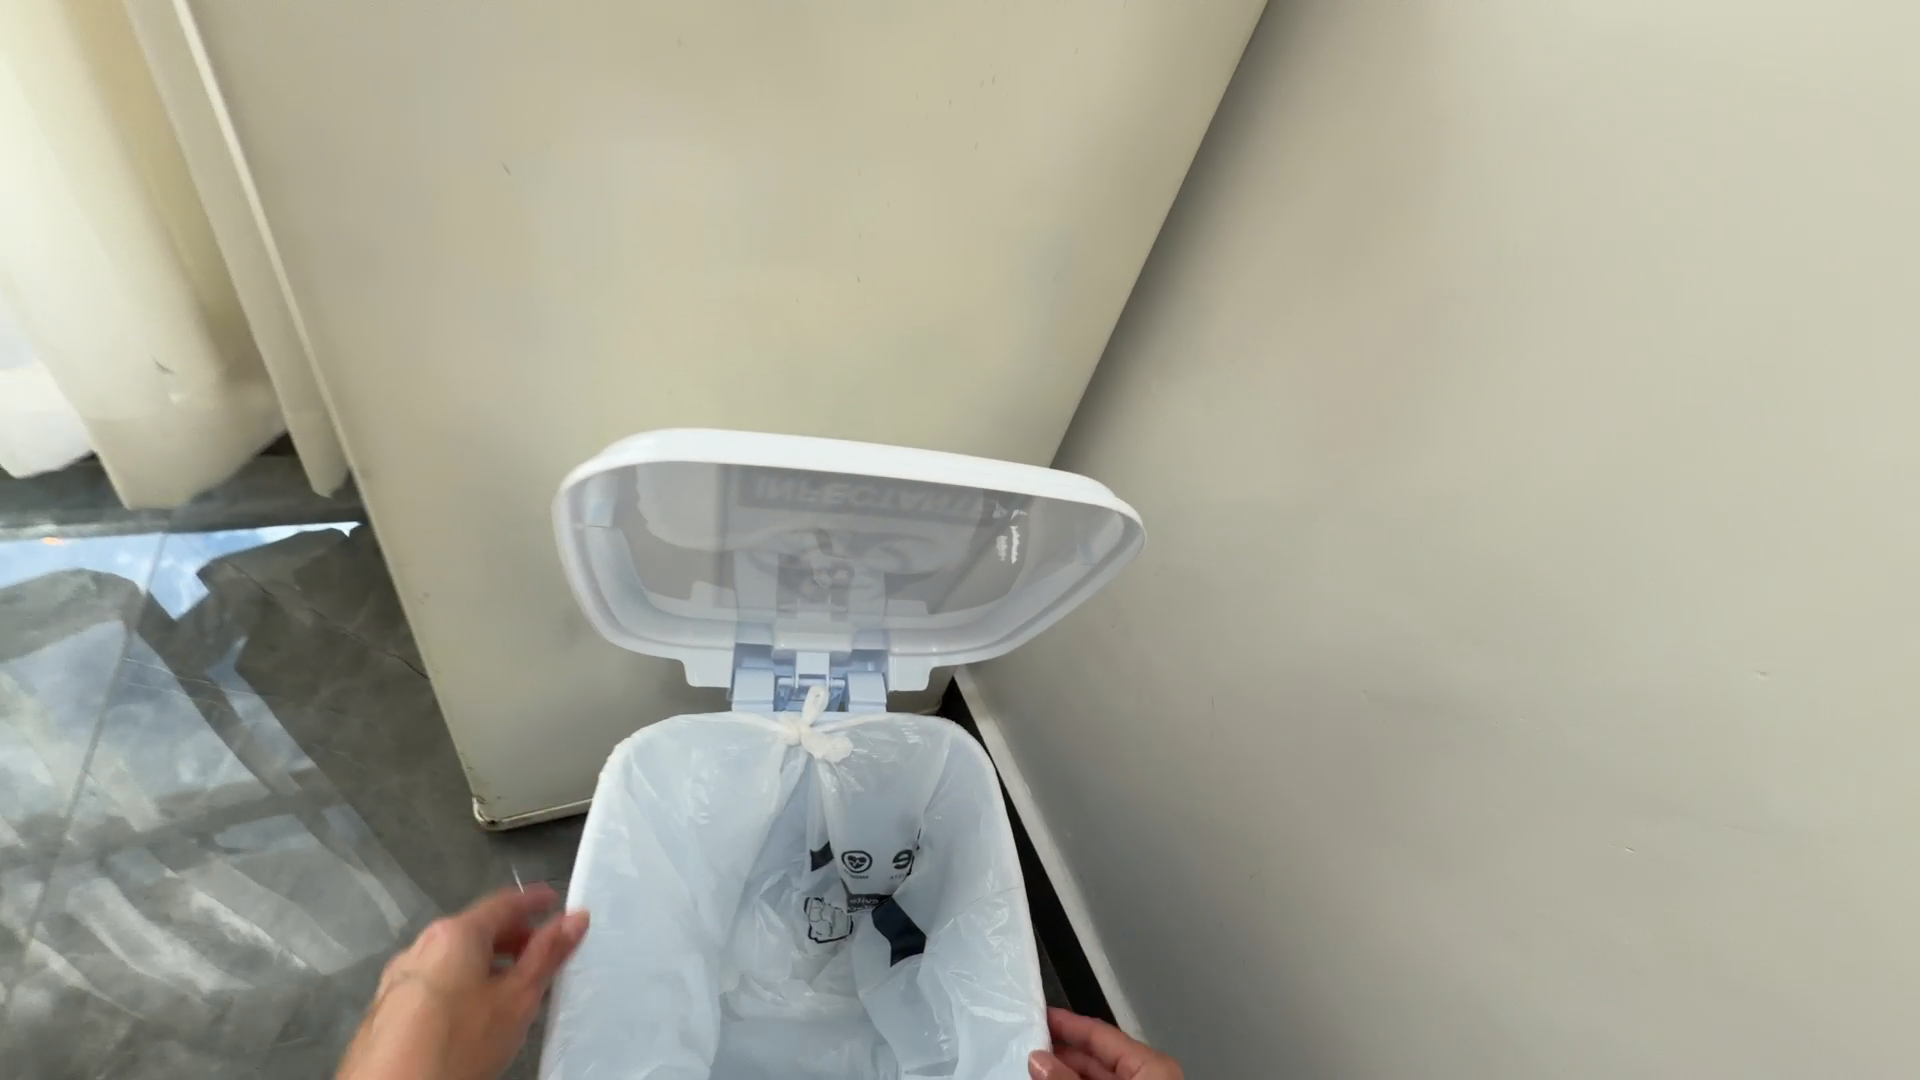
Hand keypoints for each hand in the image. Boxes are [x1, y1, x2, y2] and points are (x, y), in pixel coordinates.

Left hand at [336, 884, 589, 1079]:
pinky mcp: (379, 1017)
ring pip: (452, 959)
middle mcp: (419, 948)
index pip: (504, 903)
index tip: (557, 902)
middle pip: (476, 930)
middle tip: (541, 955)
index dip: (534, 900)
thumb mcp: (518, 999)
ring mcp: (394, 983)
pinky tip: (471, 1018)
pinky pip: (431, 984)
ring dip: (486, 964)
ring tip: (510, 990)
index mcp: (455, 935)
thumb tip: (576, 917)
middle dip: (512, 937)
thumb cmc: (460, 1046)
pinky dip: (460, 986)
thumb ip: (548, 953)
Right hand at [1030, 1007, 1183, 1079]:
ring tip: (1036, 1068)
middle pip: (1097, 1055)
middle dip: (1062, 1052)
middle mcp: (1150, 1076)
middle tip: (1028, 1047)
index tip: (1038, 1016)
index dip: (1066, 1022)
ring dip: (1066, 1073)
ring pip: (1097, 1077)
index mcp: (1152, 1064)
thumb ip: (1068, 1079)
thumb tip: (1038, 1058)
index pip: (1099, 1032)